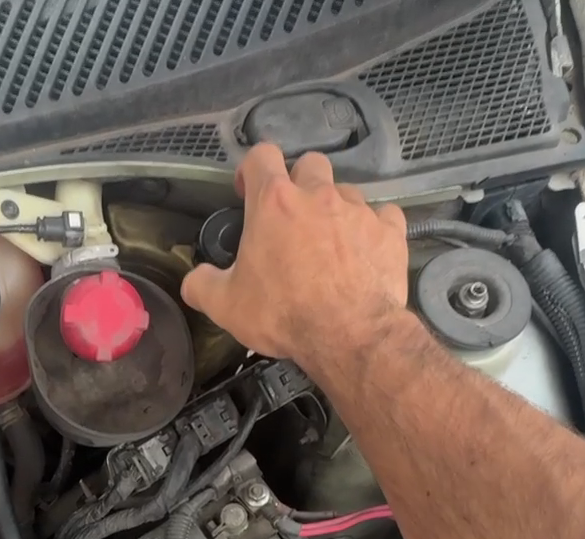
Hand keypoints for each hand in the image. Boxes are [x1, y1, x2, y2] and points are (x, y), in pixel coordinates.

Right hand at [181, 145, 419, 388]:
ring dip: (333, 210)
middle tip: (291, 220)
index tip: (248, 192)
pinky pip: (381, 217)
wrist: (348, 335)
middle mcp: (318, 195)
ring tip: (326, 246)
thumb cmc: (282, 314)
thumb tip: (194, 280)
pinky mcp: (390, 231)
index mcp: (273, 204)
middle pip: (308, 164)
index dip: (251, 169)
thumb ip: (202, 285)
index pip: (260, 156)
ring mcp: (359, 210)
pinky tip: (362, 252)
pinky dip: (370, 229)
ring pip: (345, 192)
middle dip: (298, 184)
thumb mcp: (224, 306)